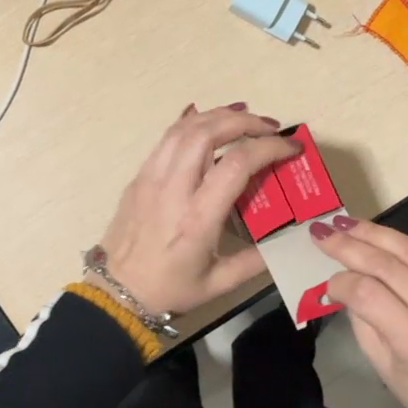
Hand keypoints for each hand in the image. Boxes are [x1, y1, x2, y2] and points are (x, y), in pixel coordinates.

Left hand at [96, 103, 300, 316]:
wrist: (117, 292)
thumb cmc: (169, 289)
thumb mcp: (219, 283)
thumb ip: (256, 260)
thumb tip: (287, 236)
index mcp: (197, 218)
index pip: (236, 164)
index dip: (268, 147)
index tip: (291, 147)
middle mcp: (173, 190)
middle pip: (207, 133)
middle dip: (243, 121)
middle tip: (269, 126)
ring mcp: (151, 179)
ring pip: (183, 129)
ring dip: (217, 115)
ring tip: (243, 116)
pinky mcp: (138, 178)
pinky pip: (165, 139)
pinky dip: (190, 123)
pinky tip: (208, 122)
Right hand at [312, 217, 407, 407]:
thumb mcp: (383, 366)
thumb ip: (364, 321)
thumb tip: (345, 286)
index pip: (368, 293)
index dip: (341, 281)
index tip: (327, 284)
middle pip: (390, 264)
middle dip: (351, 244)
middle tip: (323, 231)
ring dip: (377, 233)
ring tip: (348, 224)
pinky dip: (401, 251)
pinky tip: (380, 246)